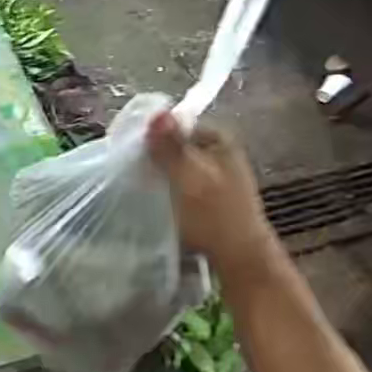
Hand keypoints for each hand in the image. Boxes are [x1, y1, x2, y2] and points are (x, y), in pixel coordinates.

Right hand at [146, 112, 269, 262]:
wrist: (240, 259)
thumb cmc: (213, 215)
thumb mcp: (187, 177)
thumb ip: (171, 146)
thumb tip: (157, 112)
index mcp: (219, 139)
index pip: (176, 124)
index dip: (152, 135)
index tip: (131, 152)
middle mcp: (221, 151)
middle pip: (176, 144)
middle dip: (155, 156)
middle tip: (134, 171)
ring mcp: (218, 174)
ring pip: (178, 165)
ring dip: (161, 174)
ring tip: (142, 186)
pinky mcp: (212, 196)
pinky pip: (182, 183)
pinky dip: (169, 188)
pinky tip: (158, 200)